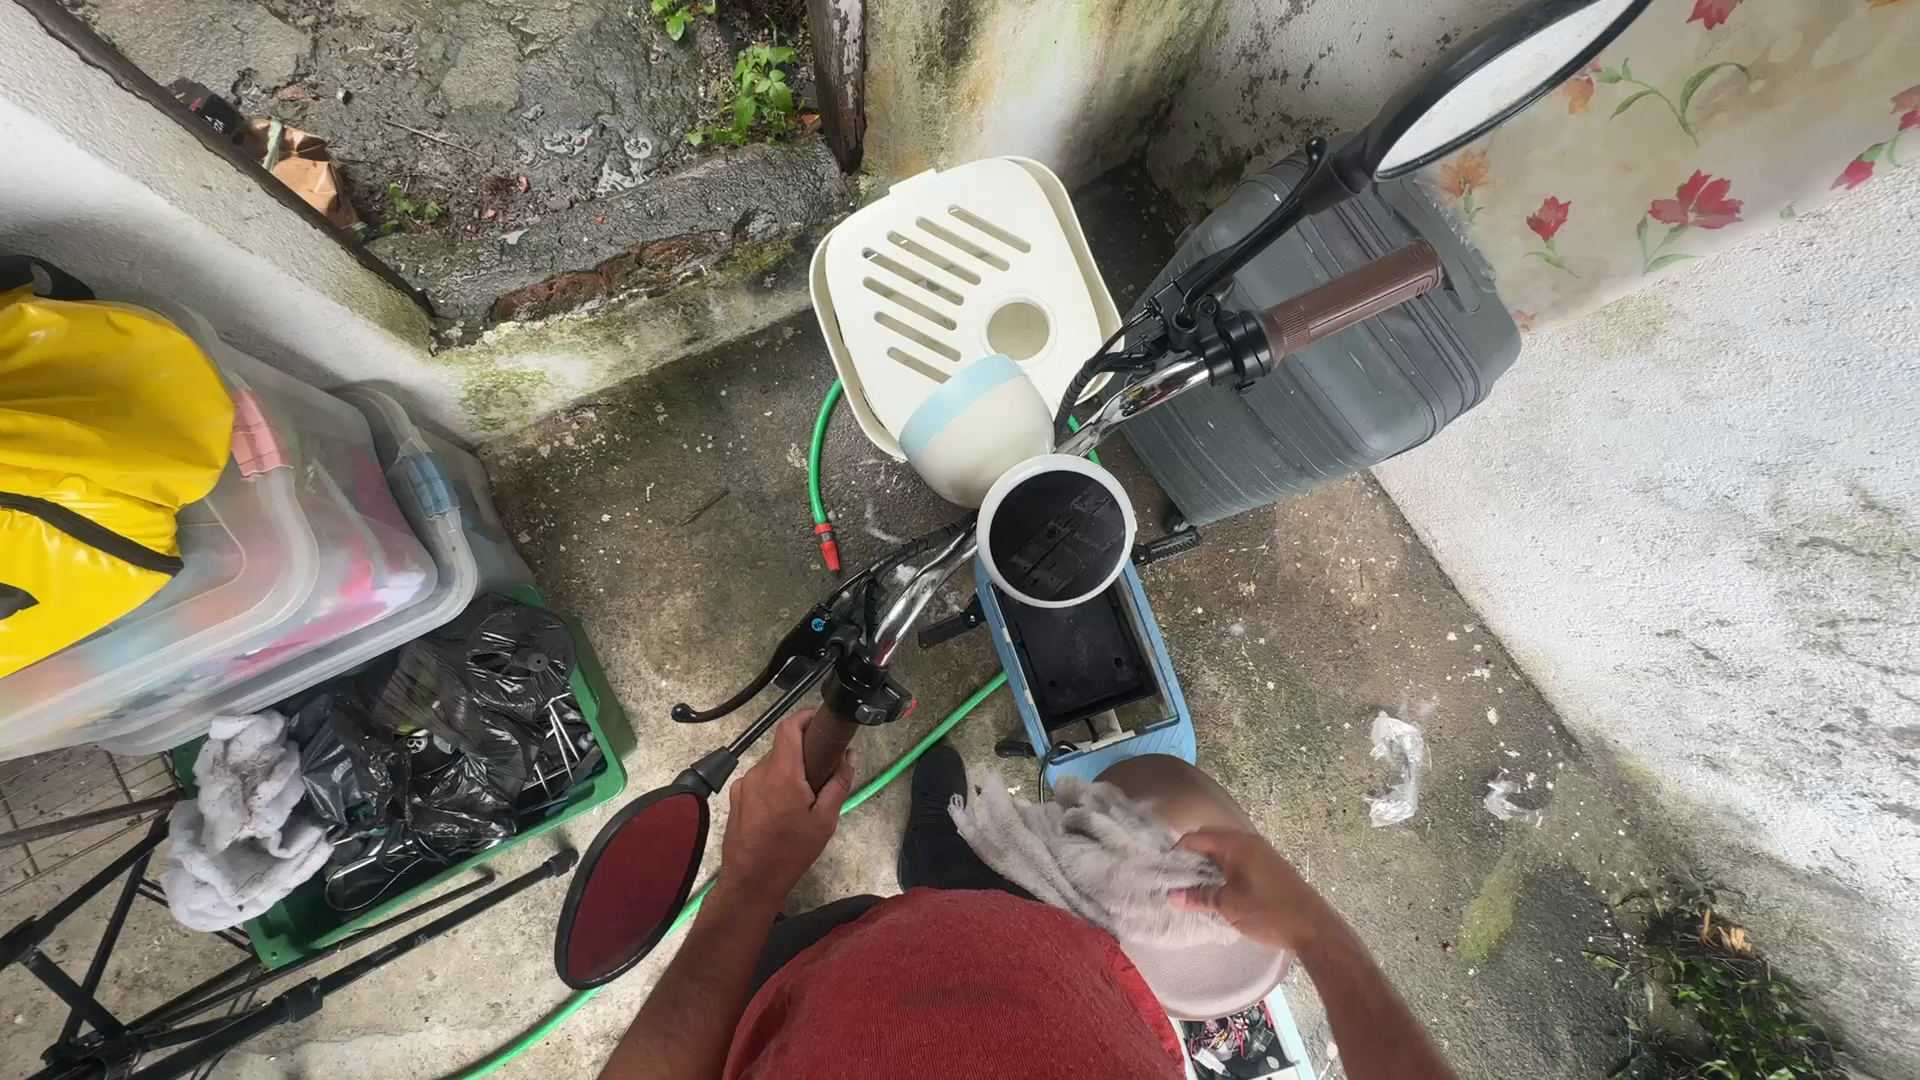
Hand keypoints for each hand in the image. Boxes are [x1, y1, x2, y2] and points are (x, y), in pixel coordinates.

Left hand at [716, 709, 854, 907]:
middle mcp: (758, 773)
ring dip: (788, 773)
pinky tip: (782, 812)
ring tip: (802, 800)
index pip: (788, 727)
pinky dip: (773, 786)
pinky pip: (759, 781)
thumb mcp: (825, 820)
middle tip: (821, 773)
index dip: (804, 716)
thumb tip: (849, 756)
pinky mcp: (736, 799)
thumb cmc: (791, 852)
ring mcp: (743, 786)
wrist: (751, 883)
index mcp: (782, 773)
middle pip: (783, 749)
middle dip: (803, 755)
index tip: (820, 720)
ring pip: (771, 766)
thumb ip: (839, 782)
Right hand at [1172, 828, 1332, 948]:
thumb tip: (1172, 895)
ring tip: (1196, 886)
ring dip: (1209, 865)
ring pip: (1224, 851)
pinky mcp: (1269, 866)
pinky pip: (1238, 859)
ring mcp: (1261, 852)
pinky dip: (1224, 869)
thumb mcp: (1230, 906)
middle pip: (1210, 840)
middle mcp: (1247, 841)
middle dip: (1192, 857)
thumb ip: (1199, 897)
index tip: (1165, 869)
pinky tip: (1220, 889)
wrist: (1316, 929)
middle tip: (1178, 879)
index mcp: (1235, 844)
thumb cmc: (1269, 913)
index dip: (1177, 852)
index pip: (1196, 838)